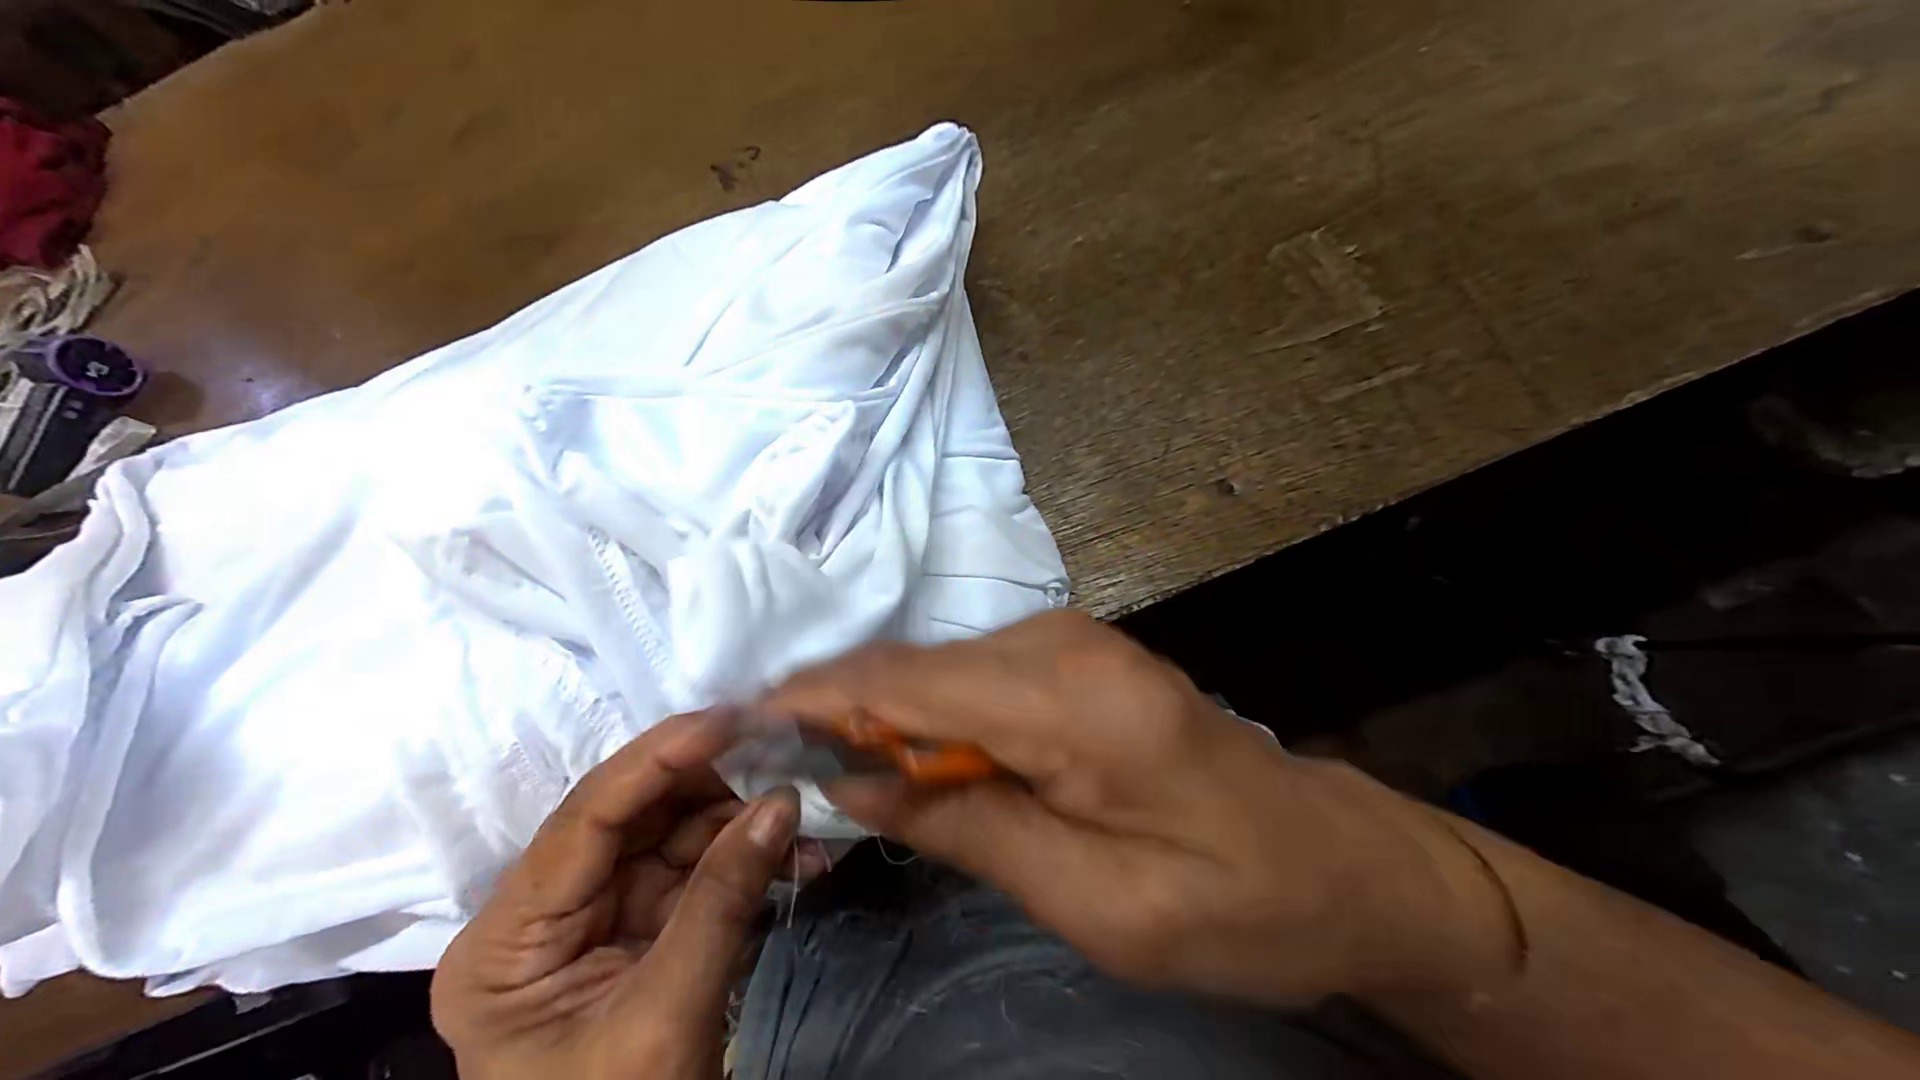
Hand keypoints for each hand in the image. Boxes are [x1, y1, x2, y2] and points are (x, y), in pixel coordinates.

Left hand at [430, 712, 802, 1079]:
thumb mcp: (665, 1018)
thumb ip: (722, 901)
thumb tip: (782, 800)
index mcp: (506, 941)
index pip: (583, 820)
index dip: (657, 759)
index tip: (728, 720)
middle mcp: (543, 914)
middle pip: (633, 818)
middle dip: (713, 786)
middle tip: (782, 756)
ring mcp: (598, 917)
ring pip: (674, 835)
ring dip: (743, 820)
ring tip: (805, 812)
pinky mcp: (643, 925)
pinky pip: (699, 870)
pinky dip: (749, 858)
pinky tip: (800, 855)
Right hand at [766, 611, 1521, 1003]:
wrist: (1338, 859)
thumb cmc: (1235, 902)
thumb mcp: (1096, 902)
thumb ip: (966, 827)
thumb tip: (850, 781)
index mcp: (1073, 700)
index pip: (908, 682)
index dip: (816, 699)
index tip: (741, 725)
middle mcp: (1062, 643)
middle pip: (915, 667)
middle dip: (839, 713)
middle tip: (774, 768)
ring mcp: (1071, 639)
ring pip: (938, 669)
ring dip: (884, 719)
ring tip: (833, 775)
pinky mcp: (1074, 656)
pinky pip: (974, 676)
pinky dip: (931, 716)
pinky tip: (916, 762)